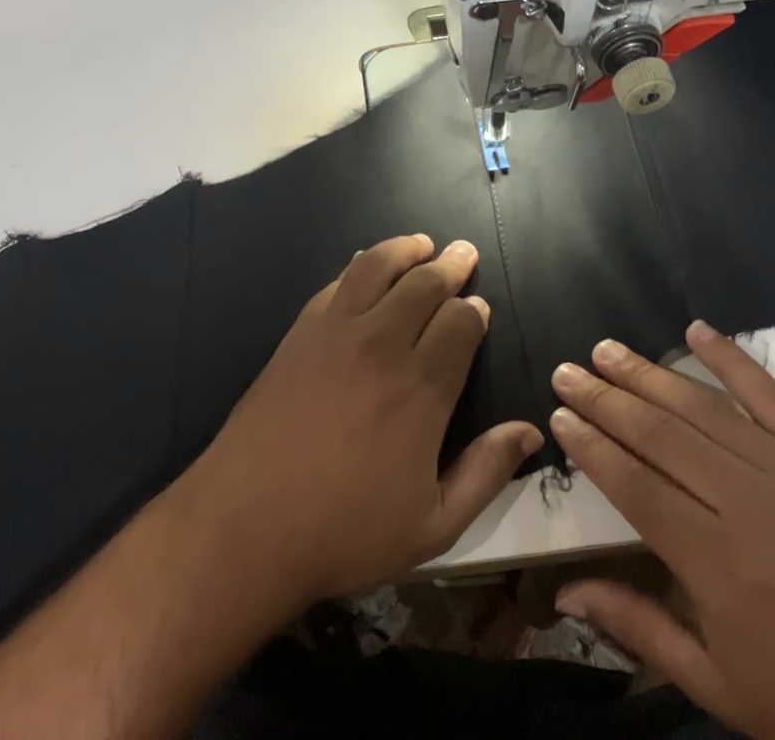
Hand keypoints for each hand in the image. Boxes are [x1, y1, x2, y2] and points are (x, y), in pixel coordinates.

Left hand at [181, 234, 542, 604]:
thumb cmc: (344, 532)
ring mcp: (332, 336)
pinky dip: (356, 268)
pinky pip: (333, 286)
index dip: (475, 311)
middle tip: (462, 253)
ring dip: (403, 250)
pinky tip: (362, 267)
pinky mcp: (295, 338)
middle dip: (449, 266)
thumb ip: (486, 472)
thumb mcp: (433, 525)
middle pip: (423, 286)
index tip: (480, 309)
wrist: (244, 525)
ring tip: (420, 243)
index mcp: (422, 390)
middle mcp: (381, 347)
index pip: (460, 325)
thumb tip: (530, 431)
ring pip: (375, 270)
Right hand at [548, 323, 774, 739]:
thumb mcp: (716, 684)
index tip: (559, 415)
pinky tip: (698, 331)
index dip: (591, 447)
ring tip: (608, 349)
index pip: (634, 486)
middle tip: (567, 370)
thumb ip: (637, 626)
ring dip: (652, 376)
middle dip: (607, 400)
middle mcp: (750, 506)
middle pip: (662, 438)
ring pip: (708, 412)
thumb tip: (563, 593)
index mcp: (715, 564)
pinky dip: (735, 362)